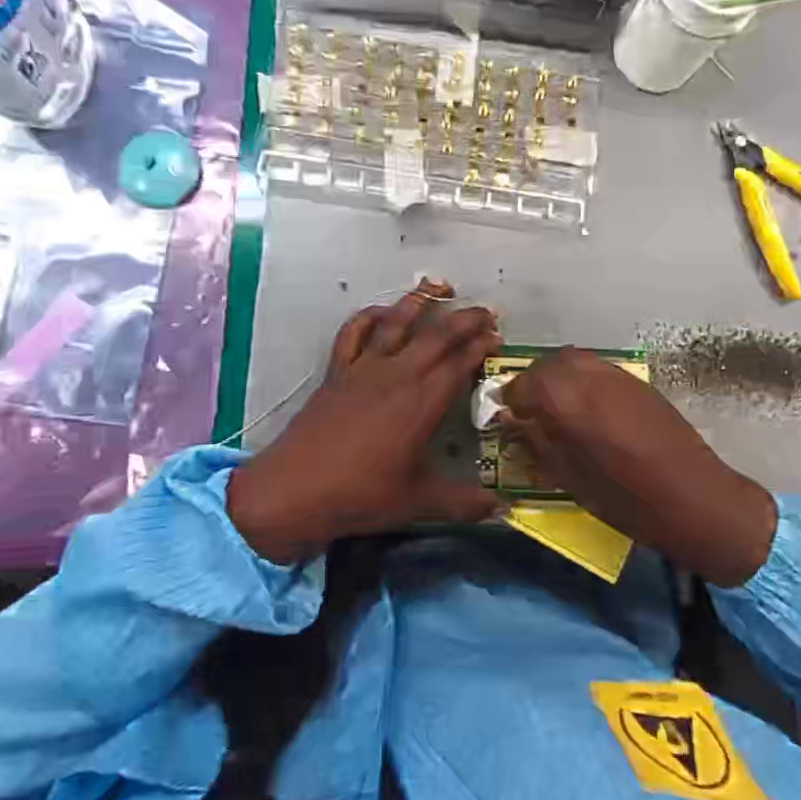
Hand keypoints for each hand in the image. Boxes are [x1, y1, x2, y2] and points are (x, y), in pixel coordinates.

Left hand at [228, 281, 503, 563]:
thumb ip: (464, 503)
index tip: (497, 336)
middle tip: (486, 311)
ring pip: (395, 324)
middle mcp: (396, 376)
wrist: (297, 488)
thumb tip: (502, 511)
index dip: (481, 347)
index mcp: (422, 403)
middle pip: (435, 336)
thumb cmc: (361, 495)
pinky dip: (368, 317)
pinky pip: (353, 334)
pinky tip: (380, 312)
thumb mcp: (418, 503)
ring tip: (438, 288)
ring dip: (419, 303)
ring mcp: (363, 370)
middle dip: (464, 319)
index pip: (459, 364)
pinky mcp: (336, 373)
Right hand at [501, 347, 775, 585]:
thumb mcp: (564, 475)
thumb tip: (510, 420)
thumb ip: (533, 440)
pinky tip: (587, 410)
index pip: (520, 385)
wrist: (694, 499)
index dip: (509, 403)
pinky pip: (596, 370)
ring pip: (573, 362)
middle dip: (533, 385)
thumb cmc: (622, 497)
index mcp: (563, 398)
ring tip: (558, 411)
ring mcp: (615, 375)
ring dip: (557, 380)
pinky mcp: (636, 382)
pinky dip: (582, 382)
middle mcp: (587, 375)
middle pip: (546, 365)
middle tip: (531, 413)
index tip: (508, 421)